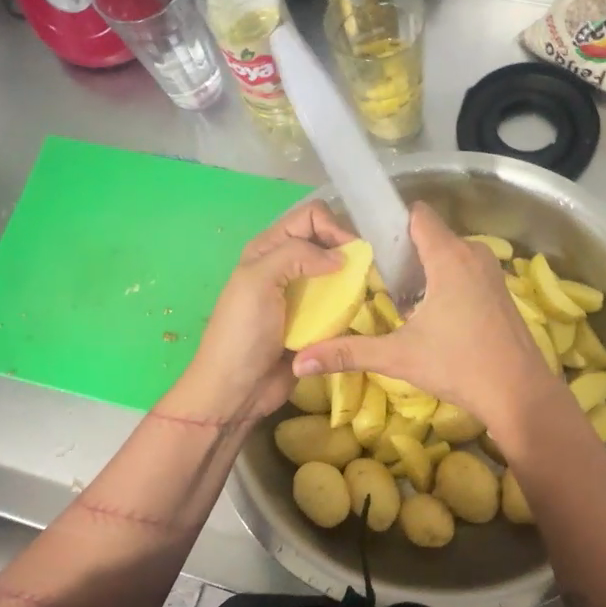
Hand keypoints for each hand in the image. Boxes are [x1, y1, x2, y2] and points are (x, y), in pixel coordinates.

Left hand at [169, 201, 355, 420]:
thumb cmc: (241, 333)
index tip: (350, 254)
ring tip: (370, 292)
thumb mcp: (258, 281)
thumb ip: (296, 254)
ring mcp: (302, 297)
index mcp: (268, 248)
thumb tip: (341, 257)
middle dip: (348, 250)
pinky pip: (341, 305)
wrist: (236, 390)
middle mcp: (287, 266)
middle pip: (327, 242)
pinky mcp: (315, 324)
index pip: (311, 216)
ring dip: (354, 279)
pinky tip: (362, 313)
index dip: (333, 227)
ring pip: (338, 273)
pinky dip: (352, 305)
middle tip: (367, 271)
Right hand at [292, 203, 560, 433]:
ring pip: (449, 255)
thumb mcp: (399, 357)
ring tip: (398, 299)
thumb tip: (299, 363)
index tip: (367, 242)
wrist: (519, 393)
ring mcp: (491, 273)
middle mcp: (473, 254)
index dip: (391, 222)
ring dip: (425, 270)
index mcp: (449, 256)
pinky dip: (445, 282)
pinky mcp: (500, 291)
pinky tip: (431, 315)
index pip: (417, 215)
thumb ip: (349, 353)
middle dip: (403, 252)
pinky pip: (465, 271)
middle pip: (430, 236)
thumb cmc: (459, 366)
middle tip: (375, 279)